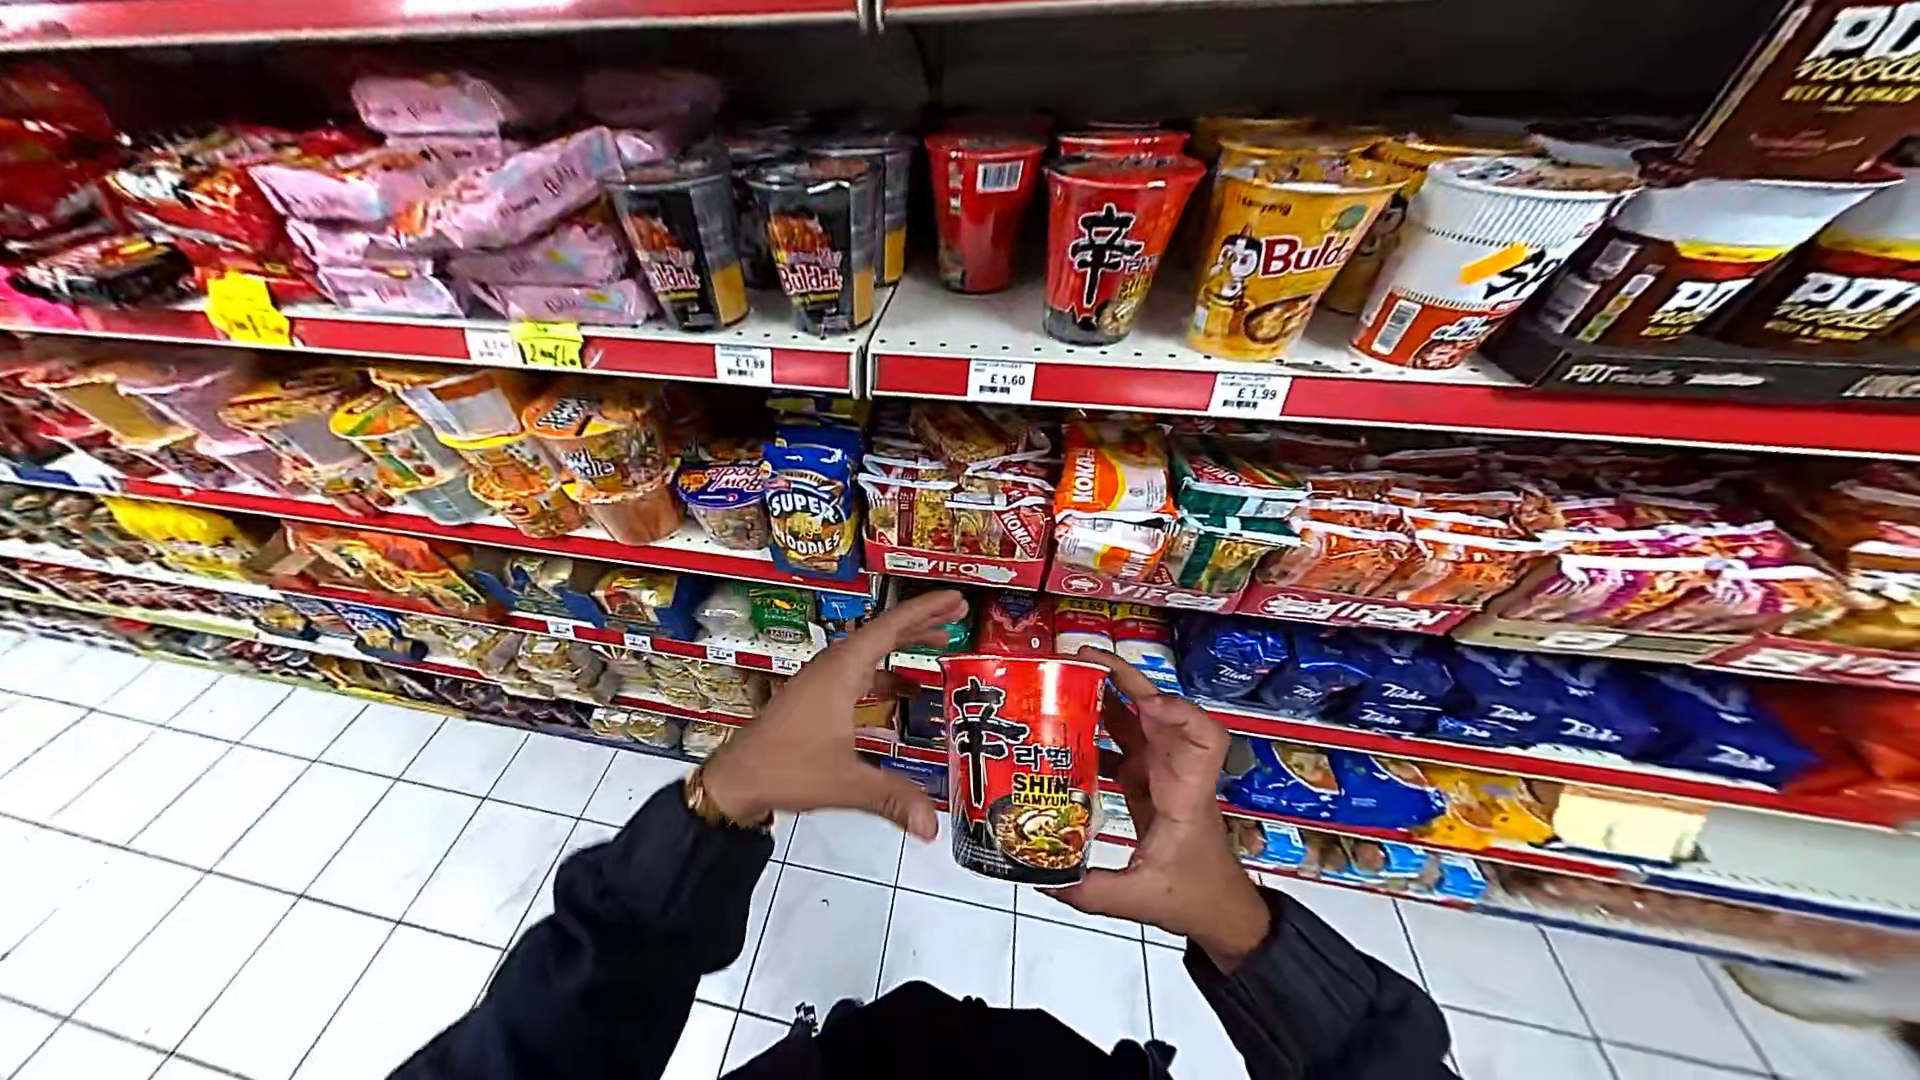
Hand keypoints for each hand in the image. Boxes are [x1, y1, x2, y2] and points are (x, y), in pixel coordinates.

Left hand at [699, 589, 967, 840]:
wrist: (735, 780)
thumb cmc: (787, 769)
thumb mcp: (845, 782)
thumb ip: (892, 797)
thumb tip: (934, 827)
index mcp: (842, 670)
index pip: (891, 627)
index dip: (926, 610)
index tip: (955, 598)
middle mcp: (834, 665)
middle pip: (885, 631)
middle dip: (923, 619)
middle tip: (958, 611)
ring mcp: (825, 678)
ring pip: (873, 650)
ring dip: (906, 642)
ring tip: (942, 640)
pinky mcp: (820, 694)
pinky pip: (862, 671)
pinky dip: (888, 672)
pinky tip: (906, 689)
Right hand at [1046, 648, 1271, 972]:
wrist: (1221, 910)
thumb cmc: (1196, 898)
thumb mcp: (1140, 901)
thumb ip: (1089, 891)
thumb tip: (1040, 876)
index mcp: (1185, 792)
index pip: (1202, 738)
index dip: (1179, 711)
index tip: (1146, 700)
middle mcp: (1175, 770)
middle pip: (1160, 711)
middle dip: (1125, 680)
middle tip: (1082, 660)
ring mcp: (1161, 770)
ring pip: (1139, 720)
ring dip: (1109, 695)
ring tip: (1068, 678)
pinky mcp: (1147, 779)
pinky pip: (1124, 741)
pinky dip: (1100, 727)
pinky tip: (1068, 725)